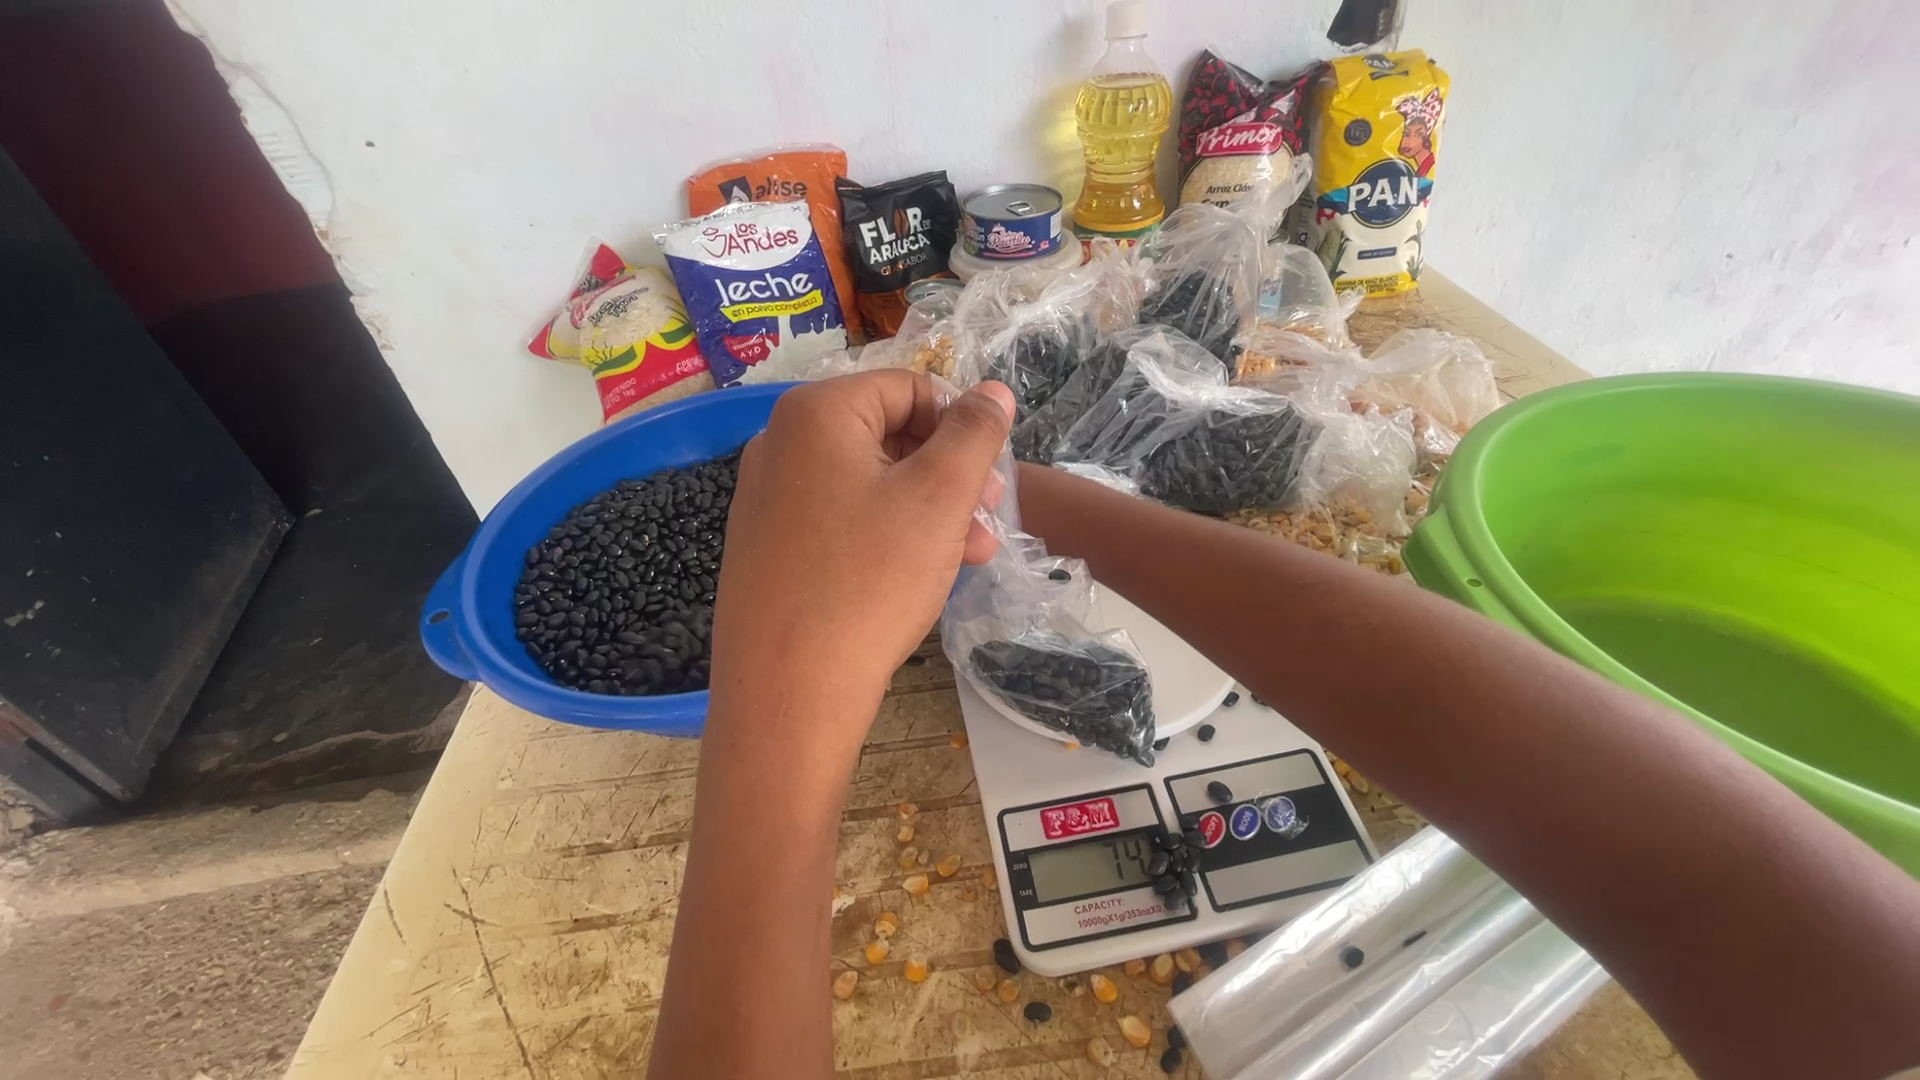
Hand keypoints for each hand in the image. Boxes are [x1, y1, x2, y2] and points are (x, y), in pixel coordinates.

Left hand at [708, 370, 1015, 746]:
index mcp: (816, 414)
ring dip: (929, 511)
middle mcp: (780, 444)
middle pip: (888, 435)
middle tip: (990, 516)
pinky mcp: (769, 547)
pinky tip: (925, 573)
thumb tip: (993, 391)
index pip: (908, 388)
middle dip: (949, 474)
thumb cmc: (870, 580)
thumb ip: (974, 434)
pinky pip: (841, 521)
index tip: (991, 474)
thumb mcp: (939, 497)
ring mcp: (768, 498)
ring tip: (975, 553)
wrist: (789, 690)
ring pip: (869, 484)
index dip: (960, 423)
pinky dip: (888, 535)